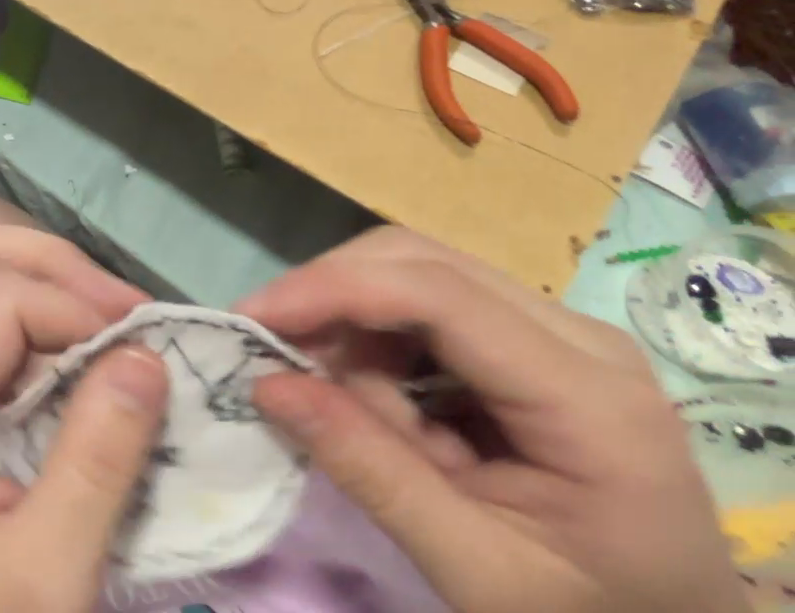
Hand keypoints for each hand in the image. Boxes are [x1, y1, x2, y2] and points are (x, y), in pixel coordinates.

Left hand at [0, 225, 161, 612]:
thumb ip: (95, 462)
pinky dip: (51, 321)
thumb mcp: (48, 568)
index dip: (74, 305)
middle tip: (127, 311)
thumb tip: (146, 355)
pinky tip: (97, 357)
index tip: (146, 348)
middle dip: (52, 263)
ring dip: (55, 287)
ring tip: (123, 329)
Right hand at [237, 227, 744, 612]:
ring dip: (351, 325)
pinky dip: (375, 339)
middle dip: (328, 296)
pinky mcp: (532, 338)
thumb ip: (370, 471)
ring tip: (347, 406)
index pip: (438, 295)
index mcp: (588, 400)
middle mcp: (580, 338)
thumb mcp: (472, 565)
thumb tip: (265, 384)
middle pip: (418, 260)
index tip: (249, 320)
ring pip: (412, 271)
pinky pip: (425, 302)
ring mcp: (559, 331)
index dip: (330, 290)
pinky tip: (383, 402)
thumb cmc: (579, 611)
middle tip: (273, 354)